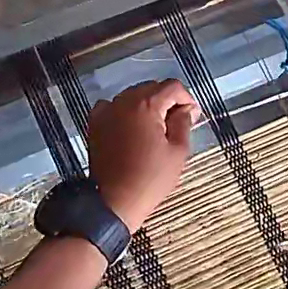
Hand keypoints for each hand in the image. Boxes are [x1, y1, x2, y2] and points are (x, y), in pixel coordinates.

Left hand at [88, 79, 197, 230]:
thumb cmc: (149, 179)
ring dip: (147, 106)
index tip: (192, 115)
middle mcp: (123, 102)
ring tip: (156, 129)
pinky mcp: (95, 125)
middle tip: (177, 123)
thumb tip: (187, 109)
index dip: (187, 99)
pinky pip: (113, 108)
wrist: (115, 201)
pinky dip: (124, 113)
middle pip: (152, 88)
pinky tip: (132, 129)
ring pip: (132, 97)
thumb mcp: (177, 152)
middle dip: (167, 102)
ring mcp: (106, 112)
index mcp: (146, 105)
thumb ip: (184, 123)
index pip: (173, 87)